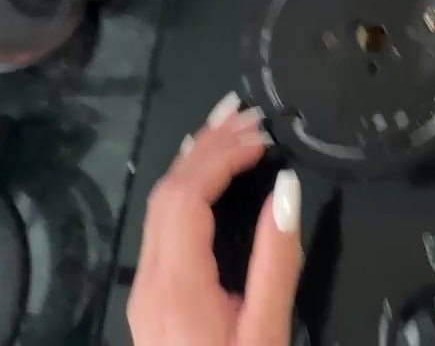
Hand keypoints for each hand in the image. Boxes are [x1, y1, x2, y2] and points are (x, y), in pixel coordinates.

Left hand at [129, 94, 301, 345]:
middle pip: (167, 192)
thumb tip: (288, 187)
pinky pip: (162, 220)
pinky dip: (187, 181)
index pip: (187, 197)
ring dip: (195, 156)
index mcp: (176, 285)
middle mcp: (150, 279)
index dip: (222, 155)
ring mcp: (146, 287)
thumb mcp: (266, 329)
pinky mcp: (153, 294)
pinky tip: (204, 167)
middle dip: (208, 143)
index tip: (264, 135)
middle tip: (249, 110)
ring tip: (228, 120)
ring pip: (160, 203)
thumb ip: (278, 258)